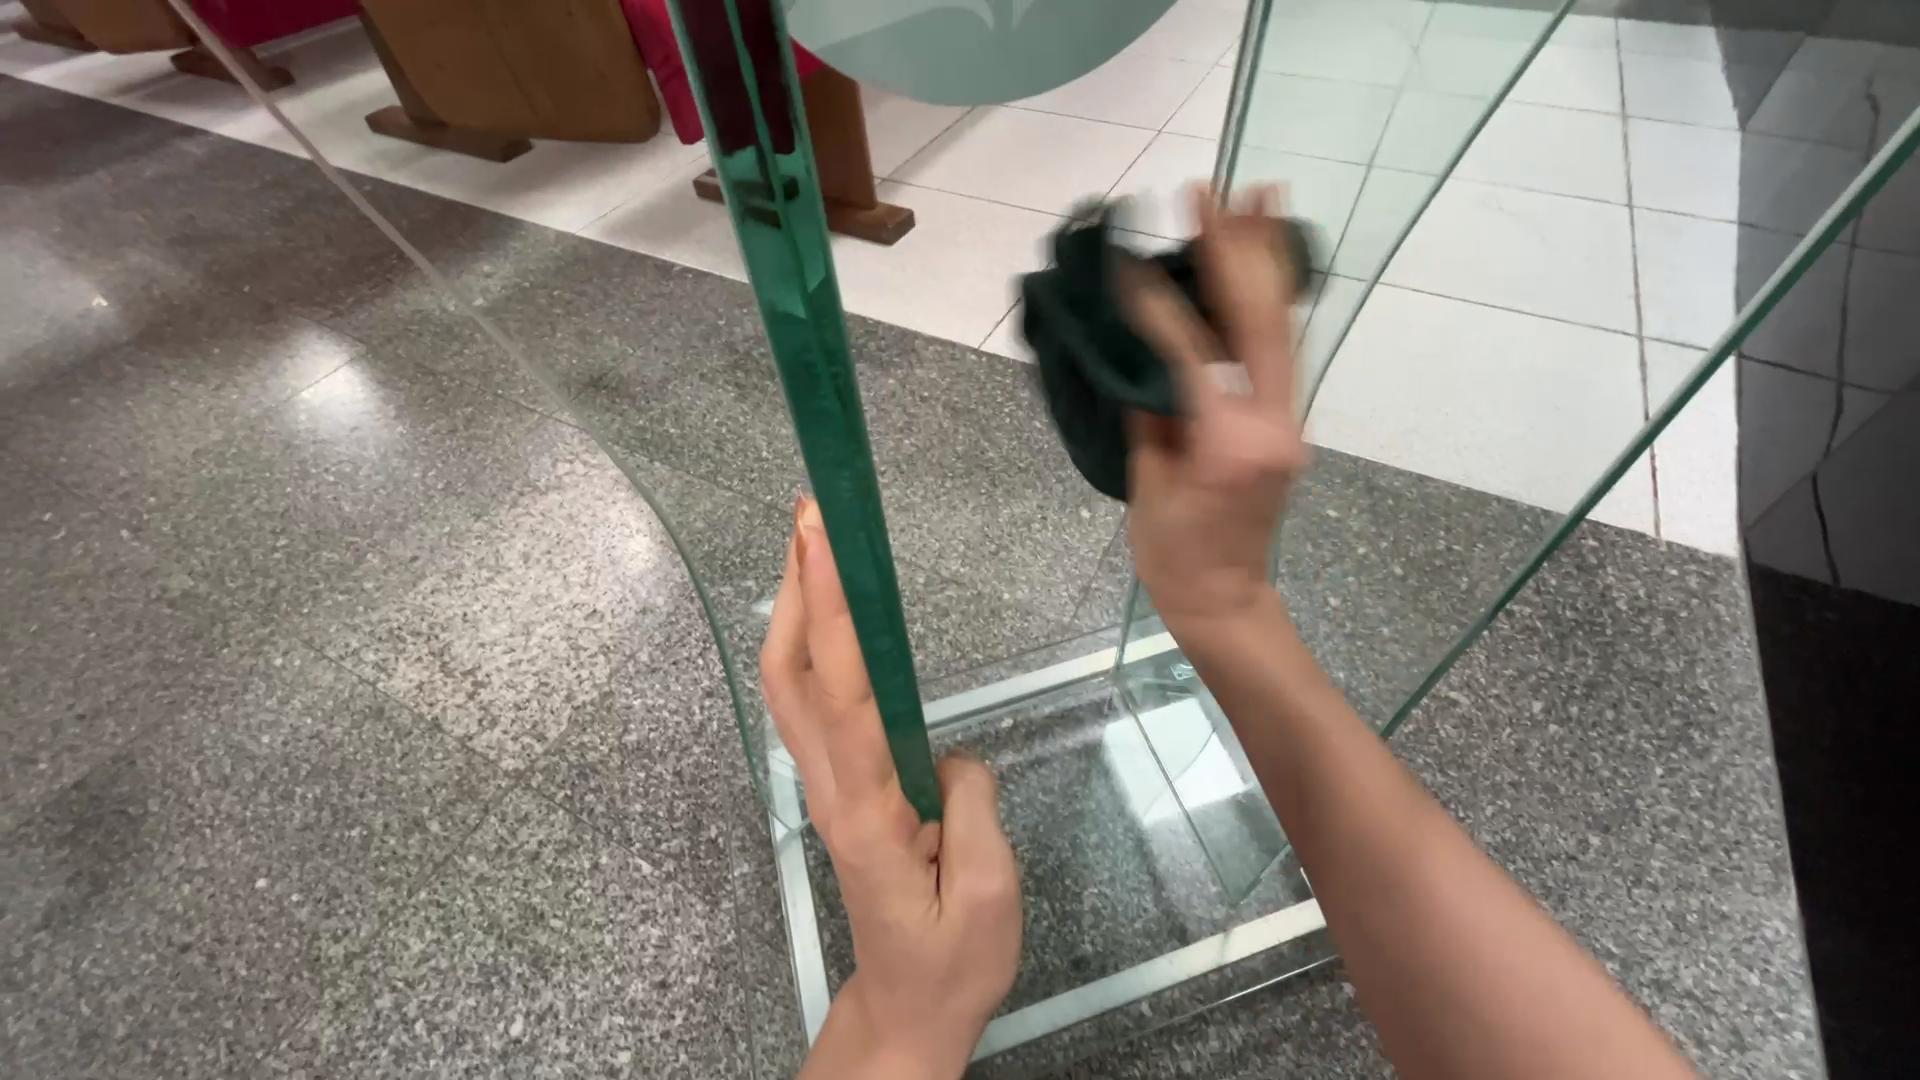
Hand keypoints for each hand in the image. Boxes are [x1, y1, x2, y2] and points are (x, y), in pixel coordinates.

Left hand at [763, 497, 1021, 1079]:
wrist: (906, 1007)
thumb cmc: (951, 960)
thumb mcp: (990, 892)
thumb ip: (970, 801)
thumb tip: (945, 752)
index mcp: (865, 808)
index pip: (840, 690)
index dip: (828, 609)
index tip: (822, 541)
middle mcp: (829, 784)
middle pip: (790, 672)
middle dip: (794, 586)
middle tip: (808, 515)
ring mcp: (825, 784)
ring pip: (791, 684)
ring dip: (797, 608)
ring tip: (813, 544)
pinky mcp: (838, 785)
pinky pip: (813, 704)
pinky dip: (813, 645)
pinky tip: (829, 617)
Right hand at [1119, 185, 1310, 638]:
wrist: (1225, 601)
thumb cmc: (1175, 559)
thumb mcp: (1147, 489)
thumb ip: (1150, 418)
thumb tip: (1140, 357)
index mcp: (1230, 447)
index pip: (1195, 357)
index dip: (1159, 306)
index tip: (1128, 261)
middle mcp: (1272, 424)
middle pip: (1260, 322)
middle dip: (1234, 251)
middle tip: (1212, 191)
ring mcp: (1286, 422)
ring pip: (1282, 327)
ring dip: (1266, 259)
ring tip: (1260, 193)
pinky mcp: (1283, 423)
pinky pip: (1278, 350)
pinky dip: (1269, 299)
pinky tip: (1261, 261)